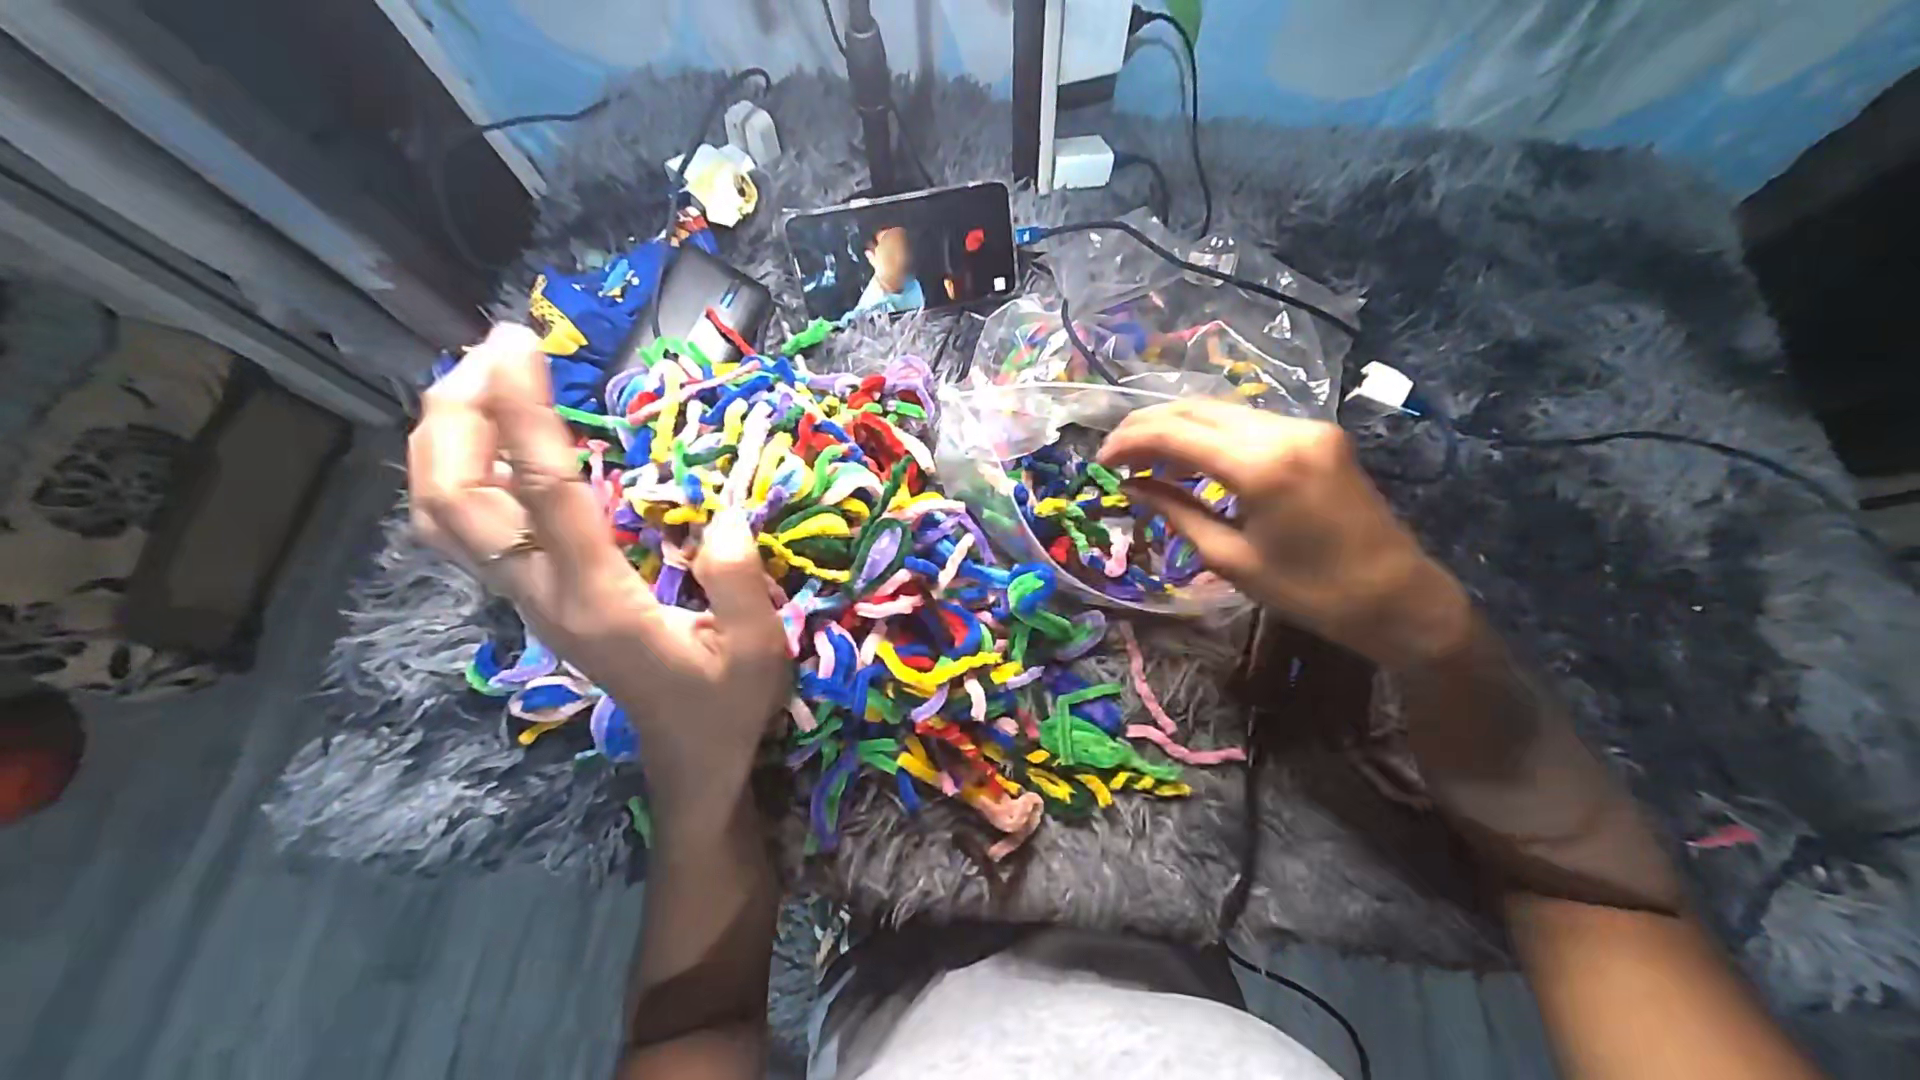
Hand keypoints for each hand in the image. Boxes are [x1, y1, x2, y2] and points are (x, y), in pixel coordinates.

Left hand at [408, 325, 790, 813]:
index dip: (526, 412)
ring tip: (480, 380)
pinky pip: (470, 532)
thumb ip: (740, 582)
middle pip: (455, 500)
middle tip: (490, 352)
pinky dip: (463, 474)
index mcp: (601, 602)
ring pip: (446, 517)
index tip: (523, 346)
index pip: (545, 492)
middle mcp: (545, 597)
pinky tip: (496, 443)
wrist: (689, 762)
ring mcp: (532, 602)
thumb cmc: (727, 708)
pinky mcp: (537, 602)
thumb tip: (722, 516)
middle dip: (455, 415)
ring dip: (446, 441)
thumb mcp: (758, 650)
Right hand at [1097, 399, 1470, 668]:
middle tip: (1115, 454)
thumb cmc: (1310, 592)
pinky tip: (1188, 457)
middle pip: (1195, 407)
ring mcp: (1305, 426)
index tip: (1100, 462)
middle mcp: (1284, 431)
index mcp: (1261, 467)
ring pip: (1220, 409)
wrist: (1399, 597)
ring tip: (1143, 457)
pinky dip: (1208, 434)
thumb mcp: (1231, 558)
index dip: (1129, 442)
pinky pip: (1247, 422)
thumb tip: (1131, 488)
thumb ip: (1177, 512)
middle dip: (1147, 425)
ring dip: (1176, 427)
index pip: (1175, 433)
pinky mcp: (1316, 434)